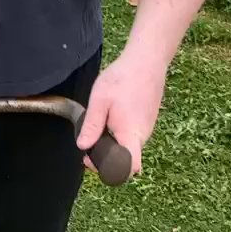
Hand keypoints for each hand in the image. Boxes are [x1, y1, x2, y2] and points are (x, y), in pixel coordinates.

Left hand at [78, 46, 167, 176]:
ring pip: (126, 149)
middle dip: (104, 157)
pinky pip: (130, 138)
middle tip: (89, 140)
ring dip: (111, 144)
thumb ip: (91, 125)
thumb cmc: (123, 77)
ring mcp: (146, 131)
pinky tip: (113, 117)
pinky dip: (119, 135)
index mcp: (130, 134)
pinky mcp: (146, 125)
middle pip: (124, 161)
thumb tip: (83, 147)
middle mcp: (141, 137)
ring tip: (102, 123)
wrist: (147, 60)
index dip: (110, 171)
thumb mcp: (100, 100)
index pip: (127, 168)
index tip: (94, 159)